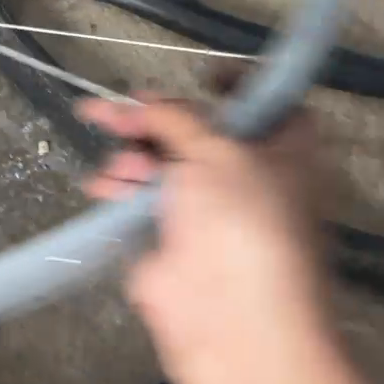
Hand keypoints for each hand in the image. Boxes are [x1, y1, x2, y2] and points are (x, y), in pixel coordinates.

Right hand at [79, 96, 327, 382]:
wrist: (226, 309)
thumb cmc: (242, 222)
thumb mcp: (217, 152)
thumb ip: (177, 118)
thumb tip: (141, 101)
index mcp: (280, 155)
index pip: (268, 108)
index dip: (237, 88)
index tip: (199, 74)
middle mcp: (243, 177)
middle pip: (191, 130)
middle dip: (149, 120)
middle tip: (110, 111)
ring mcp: (201, 205)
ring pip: (154, 160)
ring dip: (128, 156)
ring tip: (120, 169)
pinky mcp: (161, 229)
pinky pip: (131, 192)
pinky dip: (114, 185)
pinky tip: (103, 189)